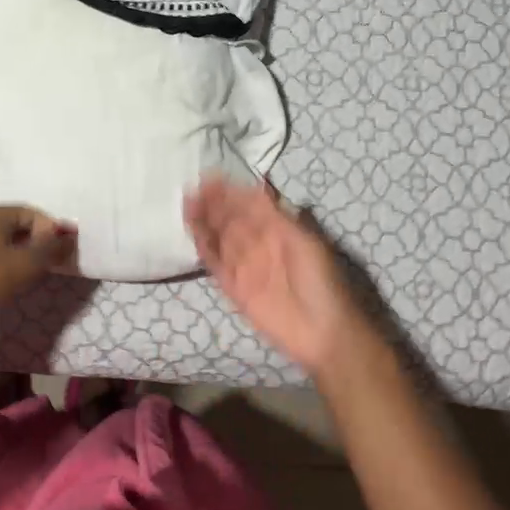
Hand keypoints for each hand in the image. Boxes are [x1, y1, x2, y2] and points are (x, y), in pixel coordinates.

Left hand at [0, 205, 75, 333]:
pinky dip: (1, 260)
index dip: (51, 231)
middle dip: (36, 242)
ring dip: (19, 253)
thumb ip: (51, 249)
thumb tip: (70, 235)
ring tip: (27, 275)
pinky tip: (3, 280)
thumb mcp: (26, 266)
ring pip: (0, 238)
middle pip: (16, 224)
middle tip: (47, 266)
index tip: (60, 255)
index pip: (32, 213)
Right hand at [185, 173, 372, 374]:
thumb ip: (276, 217)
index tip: (211, 178)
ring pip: (219, 237)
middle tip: (193, 188)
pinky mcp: (233, 286)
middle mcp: (258, 243)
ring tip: (187, 203)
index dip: (230, 191)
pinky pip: (214, 263)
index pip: (248, 203)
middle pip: (230, 218)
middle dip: (212, 202)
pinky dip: (203, 247)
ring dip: (204, 221)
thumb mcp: (303, 241)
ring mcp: (244, 264)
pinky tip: (192, 232)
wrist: (323, 331)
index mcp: (277, 229)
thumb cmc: (321, 281)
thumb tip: (255, 187)